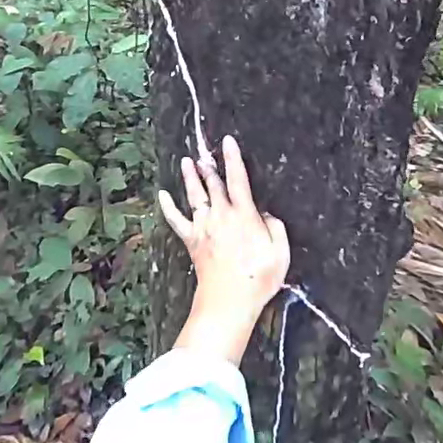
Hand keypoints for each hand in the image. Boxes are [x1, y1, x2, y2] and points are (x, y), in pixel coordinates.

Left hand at [158, 135, 290, 364]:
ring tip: (186, 162)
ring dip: (190, 178)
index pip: (238, 179)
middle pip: (214, 184)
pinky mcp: (192, 241)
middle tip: (206, 152)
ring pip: (195, 196)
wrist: (229, 300)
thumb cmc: (258, 277)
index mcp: (244, 214)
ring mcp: (204, 227)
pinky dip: (168, 207)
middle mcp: (221, 215)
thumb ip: (275, 227)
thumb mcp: (280, 251)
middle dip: (210, 166)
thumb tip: (266, 215)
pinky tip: (162, 196)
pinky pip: (176, 220)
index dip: (233, 159)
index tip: (228, 142)